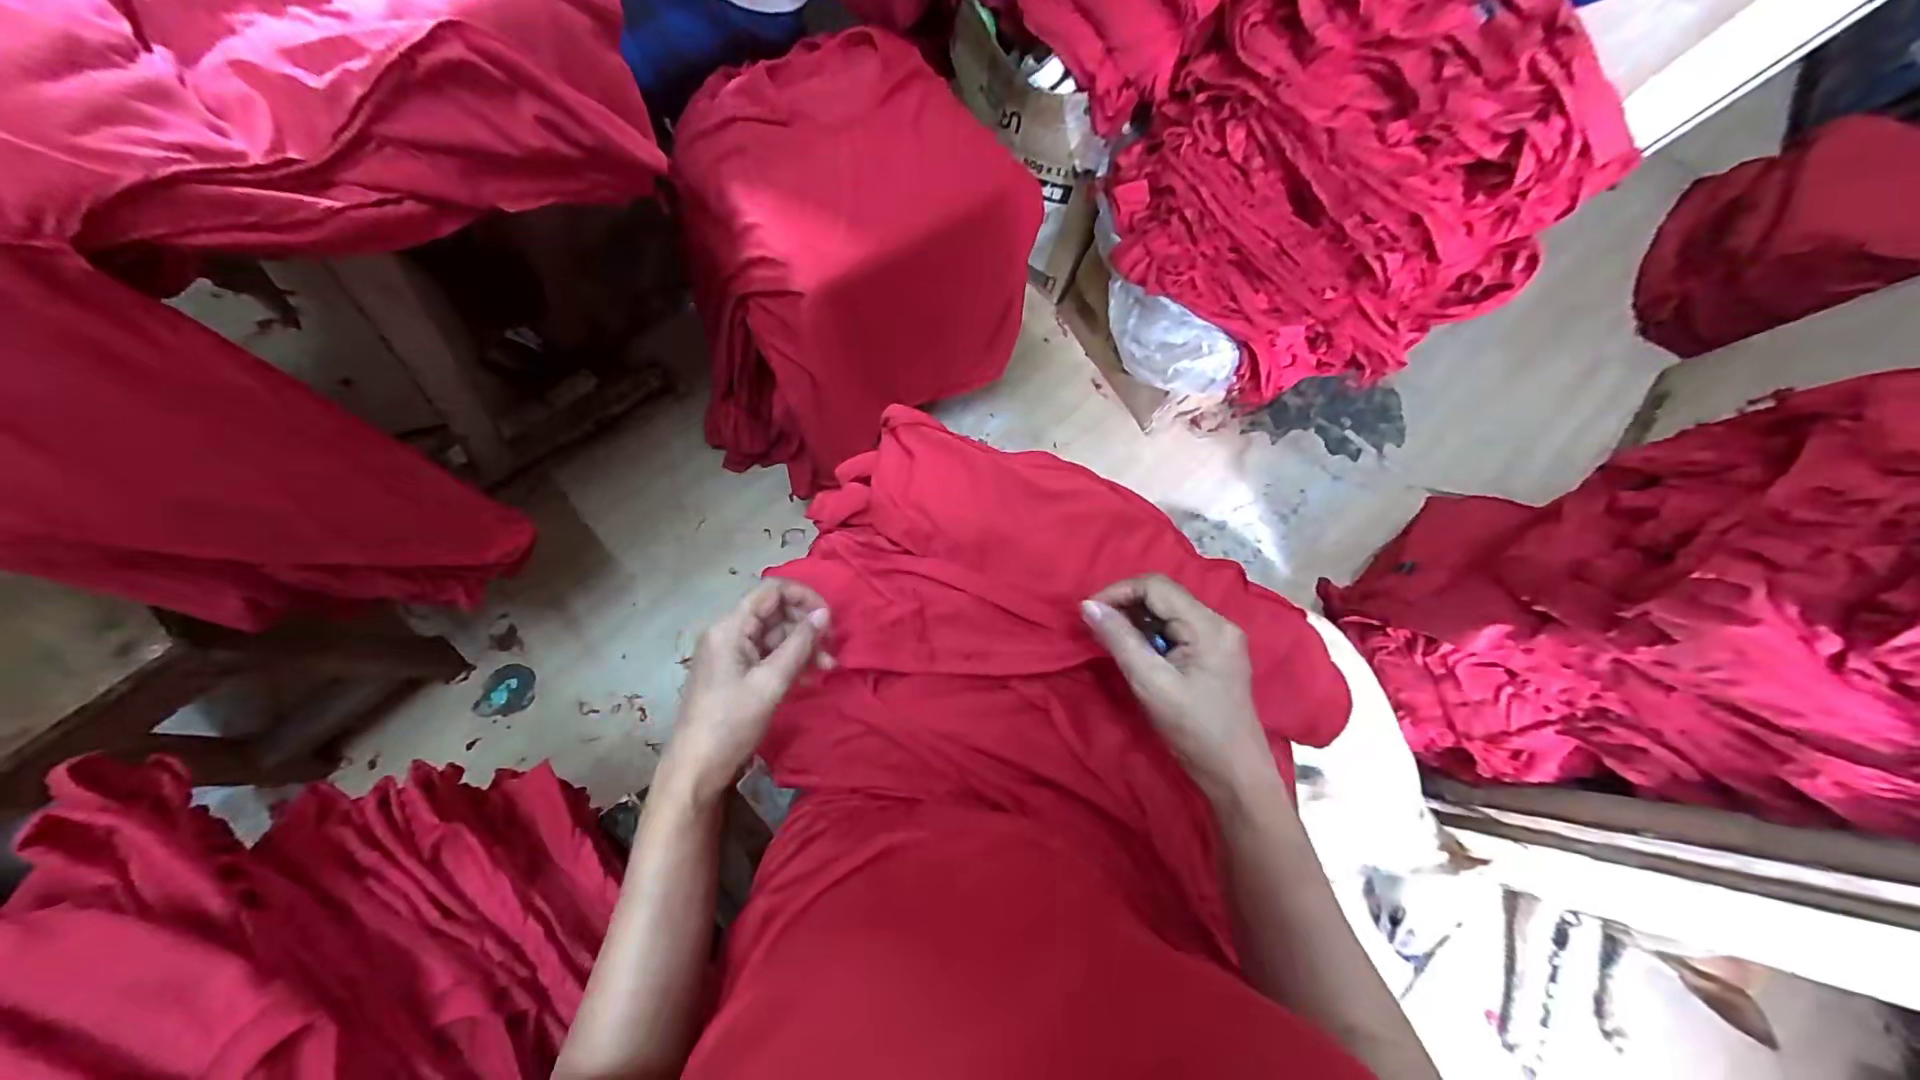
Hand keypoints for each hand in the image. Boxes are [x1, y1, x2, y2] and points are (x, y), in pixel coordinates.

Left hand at [660, 580, 831, 799]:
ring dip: (803, 647)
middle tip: (831, 651)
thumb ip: (799, 645)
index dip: (804, 597)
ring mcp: (731, 654)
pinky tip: (808, 678)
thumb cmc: (730, 723)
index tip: (829, 619)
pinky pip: (768, 655)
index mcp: (730, 628)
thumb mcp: (770, 683)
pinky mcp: (735, 673)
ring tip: (826, 669)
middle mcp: (728, 633)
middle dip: (806, 627)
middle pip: (775, 613)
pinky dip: (790, 662)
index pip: (771, 591)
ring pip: (775, 636)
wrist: (696, 769)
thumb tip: (824, 614)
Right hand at [1082, 574, 1270, 800]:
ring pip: (1168, 611)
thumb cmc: (1194, 729)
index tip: (1089, 612)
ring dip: (1136, 619)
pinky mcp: (1215, 654)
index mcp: (1208, 625)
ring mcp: (1219, 638)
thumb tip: (1088, 606)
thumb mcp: (1150, 683)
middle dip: (1125, 604)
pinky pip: (1176, 629)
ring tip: (1111, 639)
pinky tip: (1135, 651)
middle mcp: (1218, 623)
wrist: (1234, 773)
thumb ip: (1119, 639)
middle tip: (1096, 626)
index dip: (1118, 591)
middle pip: (1163, 595)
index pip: (1156, 586)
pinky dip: (1151, 633)